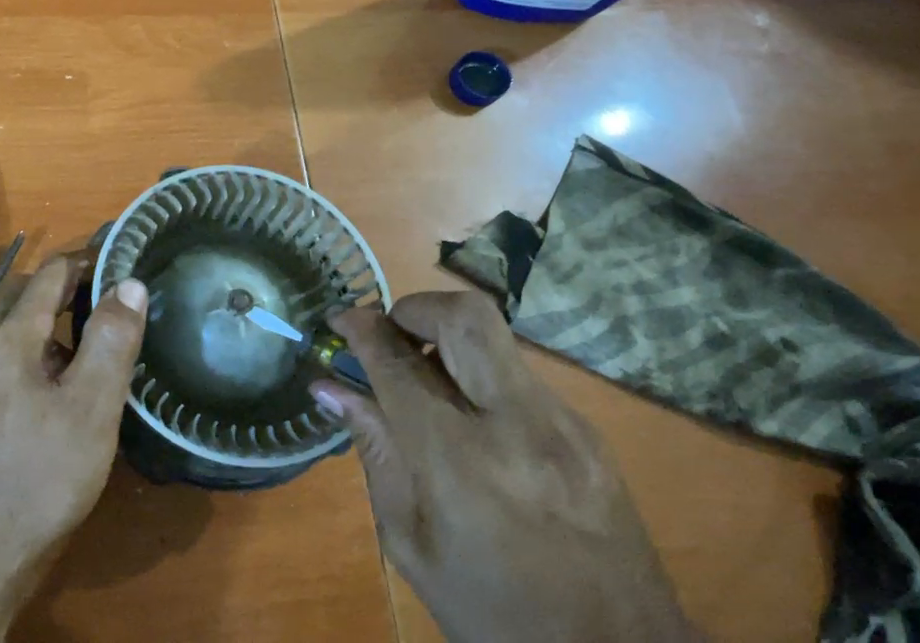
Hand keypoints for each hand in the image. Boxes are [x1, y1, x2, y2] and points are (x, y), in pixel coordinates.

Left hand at [0, 251, 148, 641]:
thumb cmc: (42, 473)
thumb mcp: (90, 406)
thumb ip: (110, 340)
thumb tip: (130, 283)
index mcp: (11, 337)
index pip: (51, 272)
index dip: (90, 257)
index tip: (131, 254)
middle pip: (35, 296)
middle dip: (79, 285)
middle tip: (128, 292)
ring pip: (30, 330)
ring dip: (68, 321)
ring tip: (115, 330)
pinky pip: (26, 360)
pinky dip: (57, 352)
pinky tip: (85, 380)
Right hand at [313, 291, 696, 642]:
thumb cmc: (493, 612)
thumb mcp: (412, 542)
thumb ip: (375, 453)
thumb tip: (330, 389)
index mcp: (460, 462)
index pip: (398, 364)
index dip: (360, 329)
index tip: (337, 320)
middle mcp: (518, 425)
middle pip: (464, 318)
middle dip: (412, 307)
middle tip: (385, 331)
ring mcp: (564, 425)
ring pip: (496, 341)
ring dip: (446, 342)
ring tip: (420, 380)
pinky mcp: (589, 434)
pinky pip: (520, 377)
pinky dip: (480, 377)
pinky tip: (469, 419)